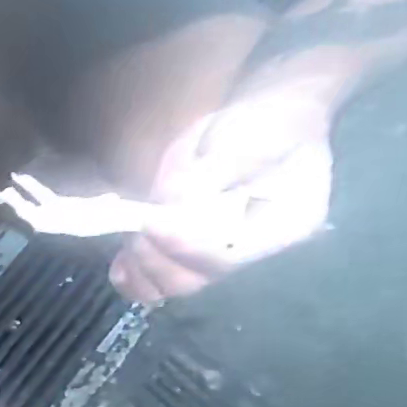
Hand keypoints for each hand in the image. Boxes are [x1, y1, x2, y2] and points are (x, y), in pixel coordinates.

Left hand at [109, 80, 335, 302]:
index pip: (226, 254)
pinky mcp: (186, 260)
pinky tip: (120, 261)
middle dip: (156, 253)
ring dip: (139, 261)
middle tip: (139, 221)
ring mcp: (214, 262)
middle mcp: (250, 256)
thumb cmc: (265, 122)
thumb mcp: (249, 134)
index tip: (152, 220)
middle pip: (192, 278)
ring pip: (167, 284)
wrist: (261, 124)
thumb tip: (172, 203)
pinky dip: (131, 275)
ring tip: (132, 230)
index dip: (183, 243)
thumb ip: (212, 171)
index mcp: (285, 225)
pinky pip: (153, 284)